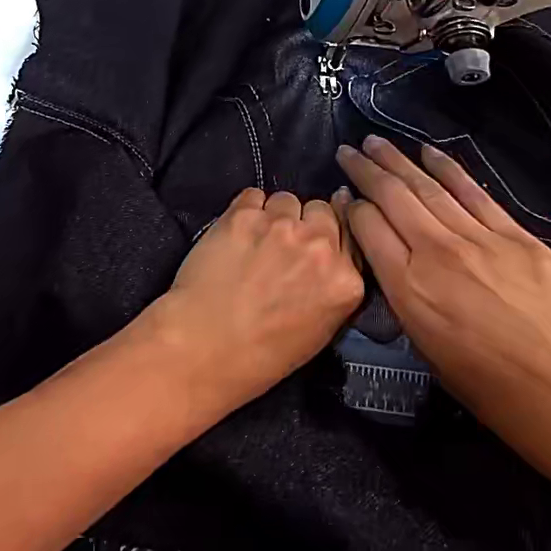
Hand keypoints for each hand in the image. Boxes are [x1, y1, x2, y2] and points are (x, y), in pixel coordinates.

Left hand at [156, 188, 364, 408]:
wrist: (202, 352)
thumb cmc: (260, 355)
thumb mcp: (320, 329)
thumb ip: (333, 283)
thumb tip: (330, 249)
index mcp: (346, 281)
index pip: (349, 233)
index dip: (327, 236)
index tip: (312, 242)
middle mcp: (320, 246)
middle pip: (321, 210)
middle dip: (305, 223)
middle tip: (282, 247)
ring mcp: (282, 226)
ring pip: (286, 199)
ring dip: (274, 215)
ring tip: (254, 243)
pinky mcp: (245, 214)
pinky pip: (253, 195)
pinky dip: (246, 210)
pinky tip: (235, 235)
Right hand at [337, 137, 550, 490]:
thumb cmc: (508, 403)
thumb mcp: (438, 362)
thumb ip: (413, 308)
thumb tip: (401, 273)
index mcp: (412, 293)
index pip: (369, 230)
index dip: (352, 209)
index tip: (343, 196)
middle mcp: (438, 254)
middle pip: (393, 197)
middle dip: (366, 170)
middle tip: (347, 151)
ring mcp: (479, 238)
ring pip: (428, 187)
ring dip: (398, 160)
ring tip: (375, 142)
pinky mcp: (515, 233)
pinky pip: (471, 192)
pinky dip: (447, 168)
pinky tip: (429, 152)